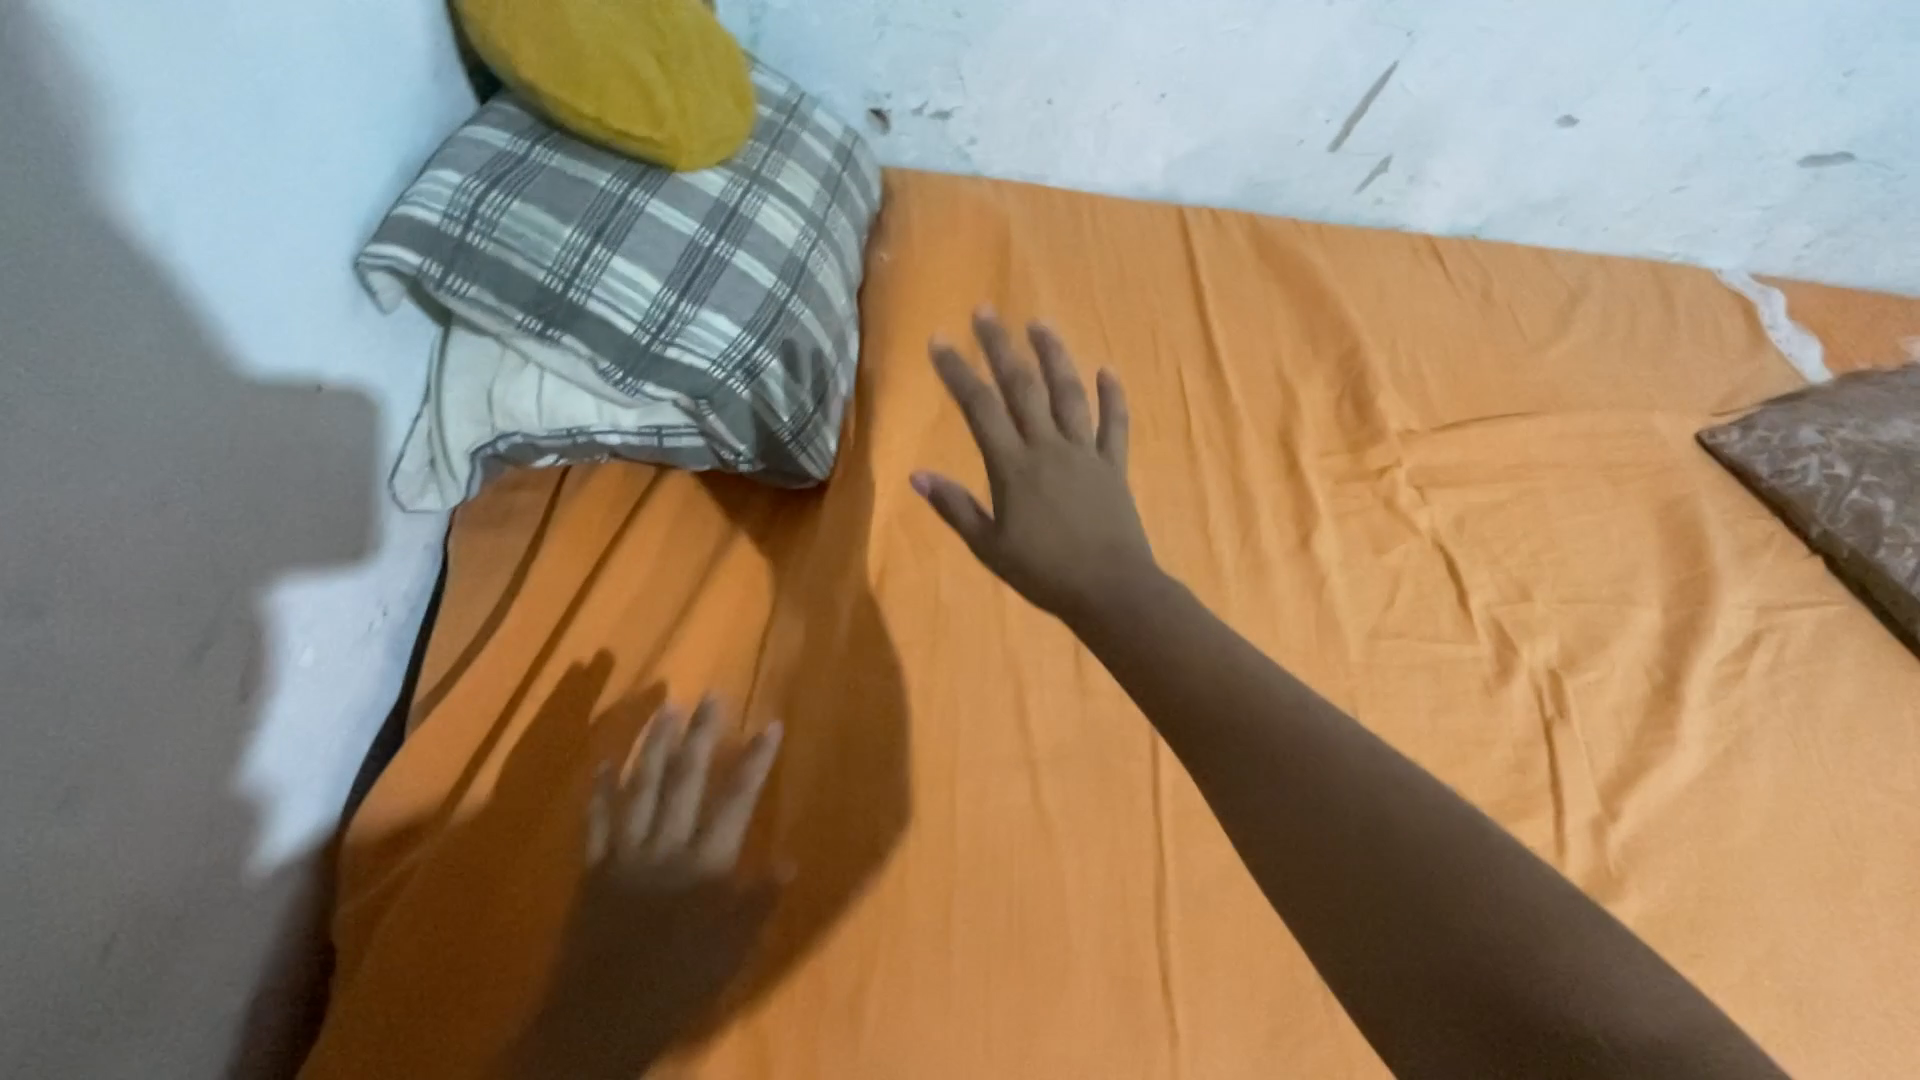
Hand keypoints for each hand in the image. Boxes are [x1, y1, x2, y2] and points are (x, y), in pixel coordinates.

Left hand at [506, 700, 783, 1078]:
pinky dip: (601, 791)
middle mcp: (665, 849)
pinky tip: (605, 762)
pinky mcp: (593, 870)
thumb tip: (790, 859)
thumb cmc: (674, 987)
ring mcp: (624, 855)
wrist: (597, 1022)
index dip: (756, 761)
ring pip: (640, 790)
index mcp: (704, 867)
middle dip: (700, 737)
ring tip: (664, 709)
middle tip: (710, 697)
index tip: (771, 724)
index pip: (736, 801)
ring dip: (653, 747)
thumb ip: (757, 904)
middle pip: (685, 782)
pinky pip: (596, 822)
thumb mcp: (729, 954)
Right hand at [913, 308, 1158, 622]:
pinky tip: (1107, 371)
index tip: (941, 341)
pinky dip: (1112, 396)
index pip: (979, 408)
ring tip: (1039, 324)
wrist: (1110, 590)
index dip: (959, 372)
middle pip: (1022, 387)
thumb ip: (955, 508)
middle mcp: (1048, 448)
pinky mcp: (1114, 466)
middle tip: (986, 312)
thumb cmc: (1043, 573)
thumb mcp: (989, 547)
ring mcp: (1085, 453)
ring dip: (1054, 356)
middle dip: (1001, 347)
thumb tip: (917, 475)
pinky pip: (1114, 424)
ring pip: (1069, 394)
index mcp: (1013, 467)